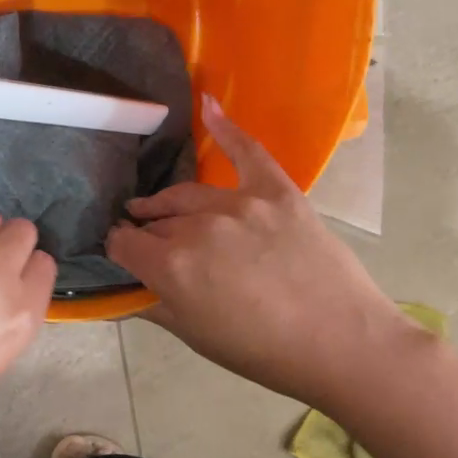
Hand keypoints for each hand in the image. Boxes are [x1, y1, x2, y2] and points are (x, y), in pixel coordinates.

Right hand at [106, 97, 421, 408]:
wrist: (339, 343)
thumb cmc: (258, 351)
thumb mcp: (192, 335)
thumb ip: (151, 305)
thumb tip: (121, 289)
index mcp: (169, 267)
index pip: (123, 244)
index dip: (118, 250)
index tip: (122, 257)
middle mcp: (197, 229)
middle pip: (155, 221)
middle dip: (145, 232)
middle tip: (146, 244)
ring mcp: (239, 205)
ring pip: (187, 194)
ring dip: (166, 202)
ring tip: (155, 208)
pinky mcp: (277, 193)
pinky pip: (247, 152)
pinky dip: (226, 128)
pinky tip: (207, 106)